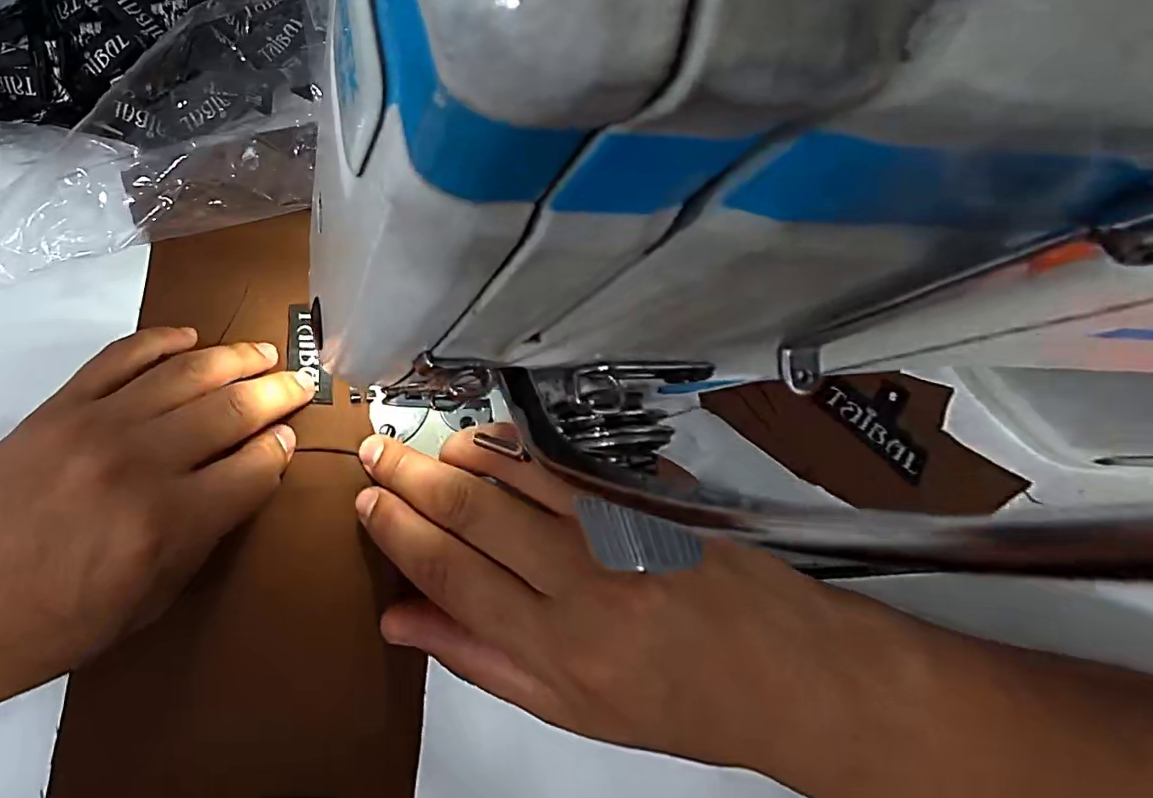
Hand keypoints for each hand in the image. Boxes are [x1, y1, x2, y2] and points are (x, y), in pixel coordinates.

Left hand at [0, 327, 313, 797]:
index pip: (250, 468)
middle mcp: (137, 461)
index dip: (279, 451)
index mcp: (162, 525)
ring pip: (186, 370)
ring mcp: (95, 422)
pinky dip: (162, 339)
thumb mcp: (141, 606)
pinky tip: (190, 337)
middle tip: (301, 381)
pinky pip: (122, 355)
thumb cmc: (44, 629)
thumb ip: (201, 538)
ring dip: (235, 356)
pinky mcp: (59, 403)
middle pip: (230, 408)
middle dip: (277, 392)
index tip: (290, 439)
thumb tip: (245, 480)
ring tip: (265, 351)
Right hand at [351, 425, 953, 789]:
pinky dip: (508, 442)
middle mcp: (581, 580)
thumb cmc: (673, 701)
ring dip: (453, 451)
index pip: (450, 573)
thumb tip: (397, 620)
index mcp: (559, 647)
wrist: (787, 671)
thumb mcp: (565, 709)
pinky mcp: (641, 492)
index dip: (397, 530)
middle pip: (469, 510)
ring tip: (422, 450)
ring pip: (509, 469)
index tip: (365, 502)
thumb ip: (475, 655)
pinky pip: (557, 454)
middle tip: (372, 452)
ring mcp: (615, 526)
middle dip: (407, 474)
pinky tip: (485, 445)